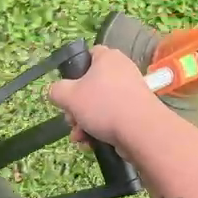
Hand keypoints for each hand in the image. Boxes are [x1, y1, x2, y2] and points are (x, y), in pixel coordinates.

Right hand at [47, 45, 168, 151]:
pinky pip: (112, 117)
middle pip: (90, 85)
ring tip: (79, 137)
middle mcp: (121, 70)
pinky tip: (91, 143)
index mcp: (107, 58)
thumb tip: (57, 92)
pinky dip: (99, 129)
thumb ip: (56, 91)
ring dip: (84, 122)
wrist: (141, 131)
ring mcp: (130, 92)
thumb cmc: (103, 105)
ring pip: (99, 105)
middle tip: (71, 119)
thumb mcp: (68, 96)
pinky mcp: (136, 112)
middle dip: (76, 106)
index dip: (75, 70)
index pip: (89, 54)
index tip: (67, 88)